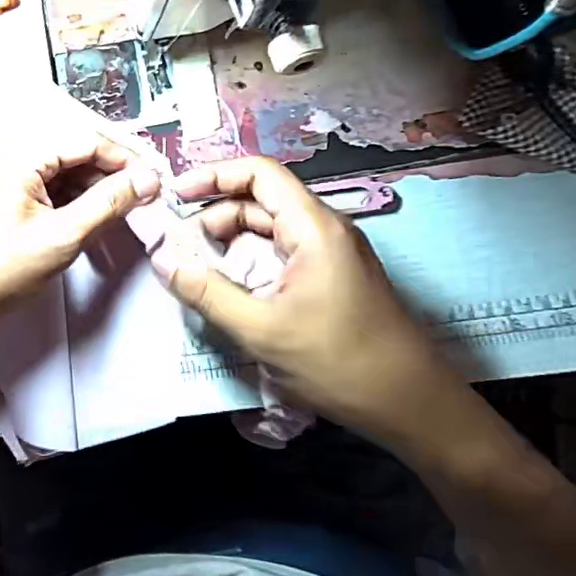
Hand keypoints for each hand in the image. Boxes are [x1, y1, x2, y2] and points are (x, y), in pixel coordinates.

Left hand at [0, 134, 160, 350]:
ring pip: (57, 164)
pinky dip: (66, 193)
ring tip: (116, 211)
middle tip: (139, 196)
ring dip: (89, 184)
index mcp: (14, 151)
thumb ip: (109, 203)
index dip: (125, 159)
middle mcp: (0, 149)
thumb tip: (145, 180)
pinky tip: (85, 214)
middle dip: (108, 173)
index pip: (85, 138)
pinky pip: (39, 178)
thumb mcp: (62, 237)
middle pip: (71, 147)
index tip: (152, 180)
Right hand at [151, 157, 469, 447]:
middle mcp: (325, 229)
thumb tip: (164, 260)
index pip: (260, 173)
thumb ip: (209, 293)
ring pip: (272, 229)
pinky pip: (284, 253)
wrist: (411, 402)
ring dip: (232, 241)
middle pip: (262, 200)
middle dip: (216, 215)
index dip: (214, 175)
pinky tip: (232, 286)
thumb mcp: (263, 330)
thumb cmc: (339, 363)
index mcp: (314, 227)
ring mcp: (332, 253)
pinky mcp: (333, 276)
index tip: (176, 195)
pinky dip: (252, 261)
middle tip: (181, 246)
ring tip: (199, 269)